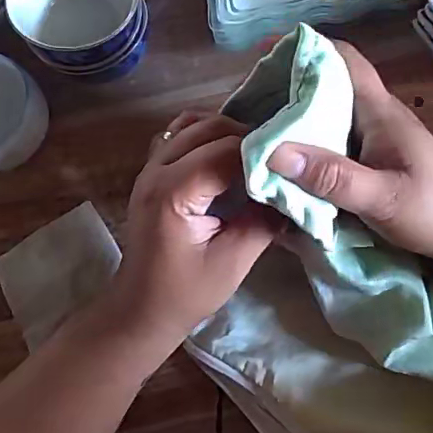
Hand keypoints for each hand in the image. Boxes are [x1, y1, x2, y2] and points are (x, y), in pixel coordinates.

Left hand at [96, 112, 281, 340]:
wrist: (141, 307)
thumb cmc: (185, 292)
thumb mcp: (232, 263)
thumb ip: (262, 223)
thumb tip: (292, 193)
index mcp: (173, 192)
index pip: (225, 151)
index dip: (261, 154)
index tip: (290, 166)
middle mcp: (156, 170)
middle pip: (208, 129)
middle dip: (247, 138)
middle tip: (277, 161)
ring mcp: (149, 168)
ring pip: (192, 125)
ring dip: (225, 132)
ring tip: (254, 156)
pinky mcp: (151, 172)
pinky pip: (179, 136)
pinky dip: (204, 135)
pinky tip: (226, 156)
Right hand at [265, 41, 432, 263]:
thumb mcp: (383, 198)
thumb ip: (332, 177)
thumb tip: (275, 153)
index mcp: (378, 111)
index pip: (343, 59)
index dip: (307, 47)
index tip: (267, 50)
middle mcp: (371, 115)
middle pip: (325, 83)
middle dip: (286, 82)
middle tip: (246, 96)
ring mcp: (369, 137)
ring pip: (324, 111)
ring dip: (291, 113)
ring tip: (252, 123)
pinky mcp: (366, 158)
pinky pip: (327, 137)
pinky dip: (302, 140)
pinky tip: (280, 155)